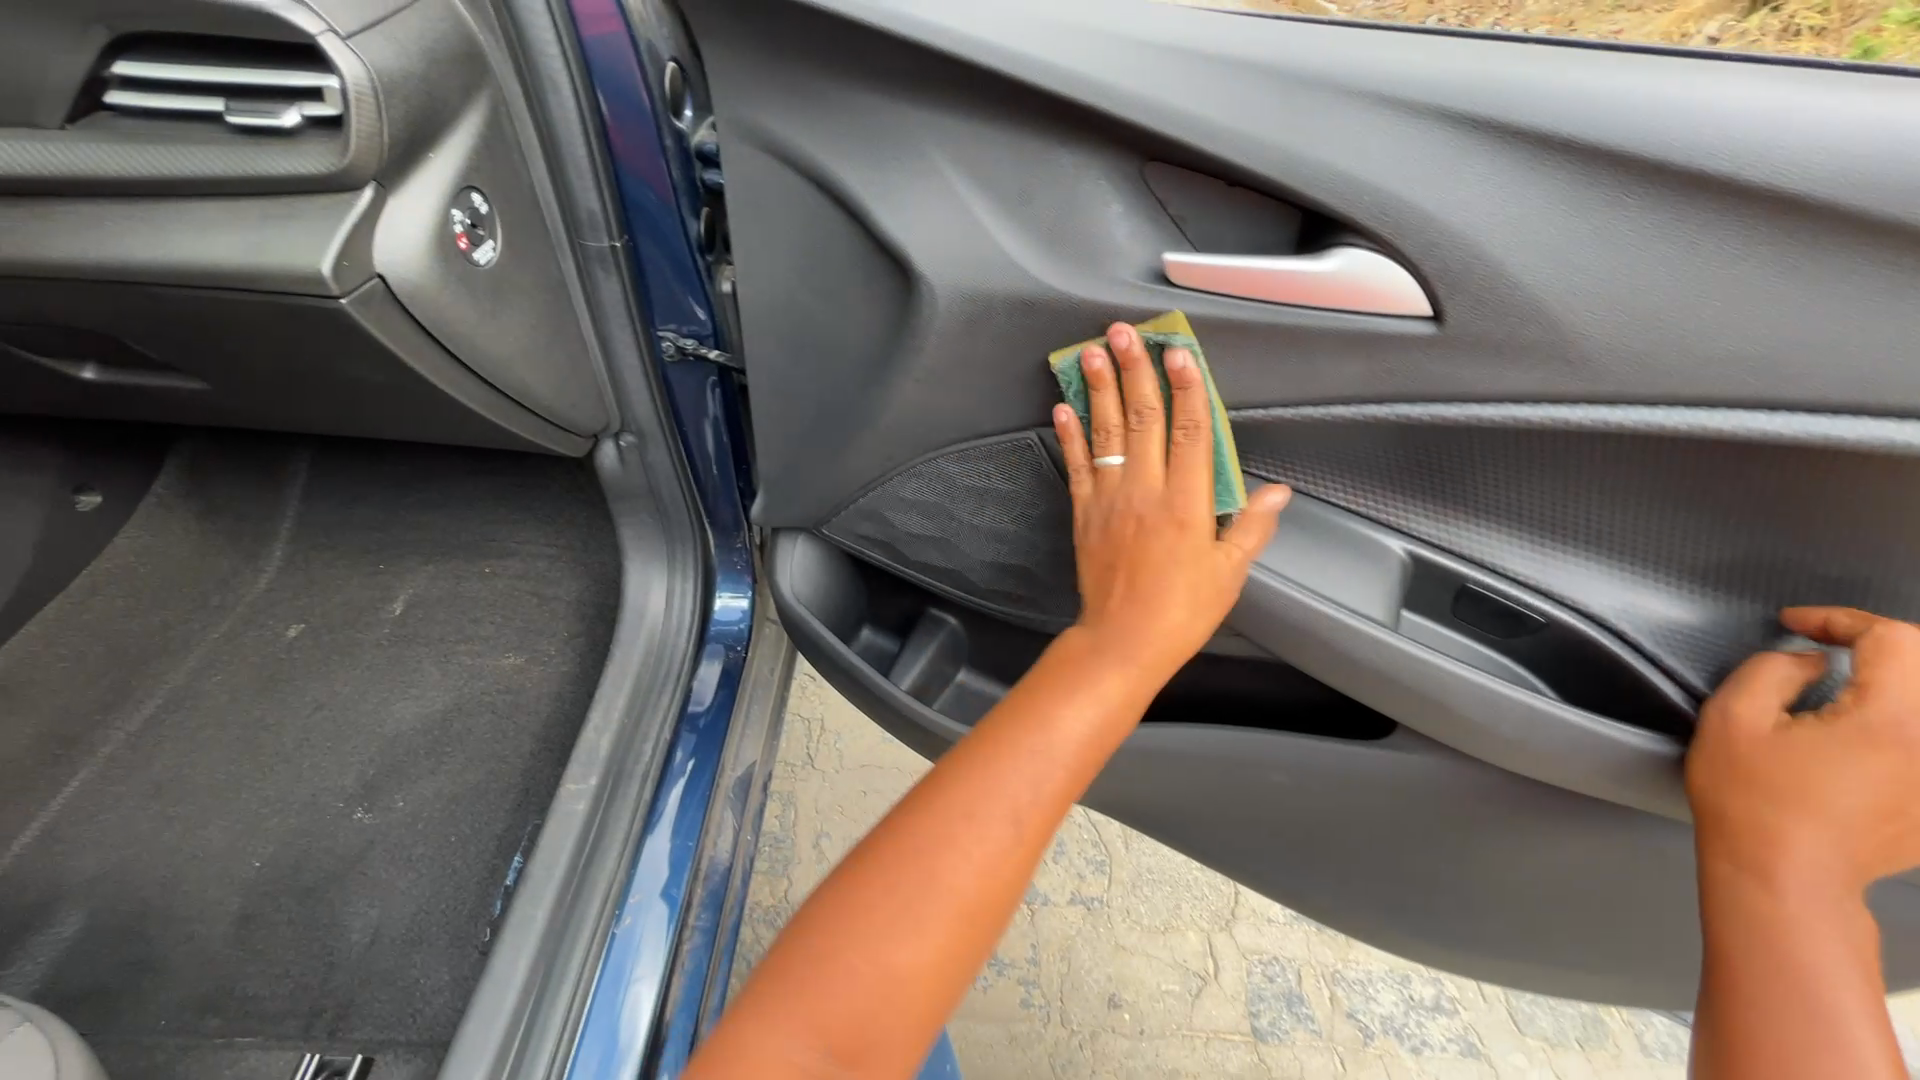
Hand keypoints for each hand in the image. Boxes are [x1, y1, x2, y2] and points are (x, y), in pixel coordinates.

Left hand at [1050, 321, 1290, 690]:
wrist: (1122, 641)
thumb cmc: (1181, 612)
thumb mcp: (1229, 574)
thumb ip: (1252, 527)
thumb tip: (1278, 490)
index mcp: (1187, 503)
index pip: (1190, 432)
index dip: (1186, 388)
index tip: (1179, 353)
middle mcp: (1145, 491)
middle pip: (1142, 418)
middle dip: (1134, 371)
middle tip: (1124, 332)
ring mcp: (1109, 499)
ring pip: (1105, 433)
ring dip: (1098, 389)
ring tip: (1090, 352)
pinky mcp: (1083, 513)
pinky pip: (1076, 465)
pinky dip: (1070, 434)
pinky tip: (1064, 406)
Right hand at [1688, 606, 1919, 897]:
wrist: (1782, 875)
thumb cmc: (1750, 796)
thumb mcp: (1732, 719)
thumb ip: (1771, 671)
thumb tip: (1812, 662)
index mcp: (1891, 720)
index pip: (1896, 640)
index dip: (1843, 619)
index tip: (1797, 624)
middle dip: (1880, 646)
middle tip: (1827, 645)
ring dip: (1892, 687)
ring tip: (1845, 684)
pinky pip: (1918, 744)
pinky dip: (1897, 725)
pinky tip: (1855, 737)